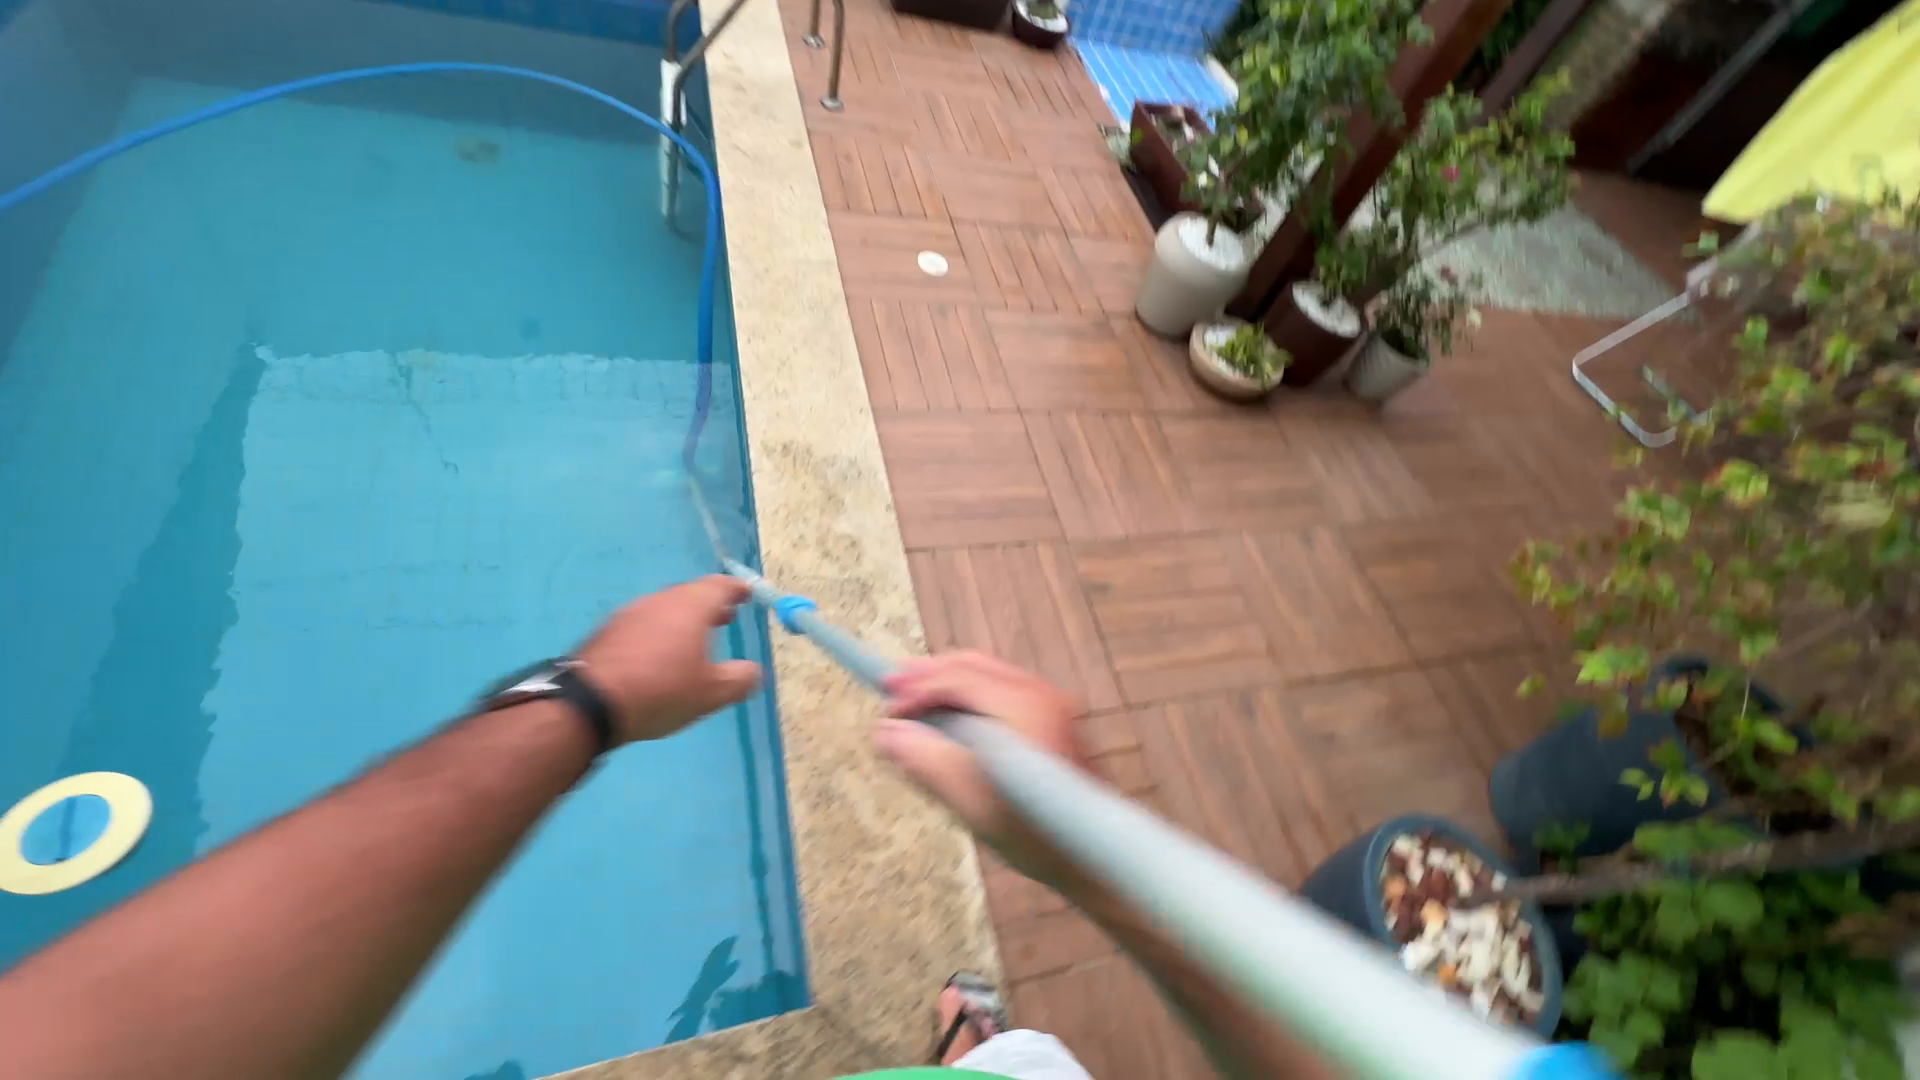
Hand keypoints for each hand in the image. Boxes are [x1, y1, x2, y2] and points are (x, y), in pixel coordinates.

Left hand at [575, 576, 761, 743]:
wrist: (589, 703)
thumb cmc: (661, 690)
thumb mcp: (712, 693)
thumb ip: (741, 679)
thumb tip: (754, 671)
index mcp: (691, 607)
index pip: (720, 585)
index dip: (737, 589)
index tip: (747, 593)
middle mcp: (661, 601)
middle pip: (691, 593)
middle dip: (712, 604)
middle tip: (726, 617)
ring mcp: (630, 614)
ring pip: (666, 608)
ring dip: (684, 618)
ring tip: (695, 639)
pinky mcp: (608, 632)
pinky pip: (644, 623)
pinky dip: (660, 631)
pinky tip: (659, 655)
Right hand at [875, 652, 1089, 887]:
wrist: (1093, 855)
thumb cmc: (1036, 835)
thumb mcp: (970, 802)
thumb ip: (925, 761)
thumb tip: (886, 732)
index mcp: (1024, 707)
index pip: (958, 678)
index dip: (917, 688)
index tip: (886, 706)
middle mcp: (1040, 694)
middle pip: (972, 666)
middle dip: (928, 675)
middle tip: (890, 688)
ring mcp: (1049, 702)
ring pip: (985, 675)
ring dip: (946, 684)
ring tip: (911, 700)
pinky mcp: (1050, 716)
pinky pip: (998, 690)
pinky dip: (967, 697)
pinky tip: (945, 716)